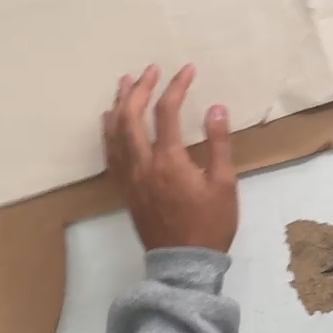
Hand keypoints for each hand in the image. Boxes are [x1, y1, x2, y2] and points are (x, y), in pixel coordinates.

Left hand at [103, 63, 238, 252]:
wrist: (184, 263)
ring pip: (115, 133)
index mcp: (169, 161)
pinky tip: (109, 119)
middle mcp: (142, 164)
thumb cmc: (210, 223)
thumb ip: (219, 143)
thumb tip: (216, 108)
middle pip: (131, 117)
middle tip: (150, 69)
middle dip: (139, 89)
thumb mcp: (224, 183)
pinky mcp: (124, 188)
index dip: (176, 86)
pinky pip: (109, 153)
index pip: (167, 112)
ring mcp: (129, 177)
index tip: (188, 69)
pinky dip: (108, 130)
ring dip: (120, 104)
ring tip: (125, 83)